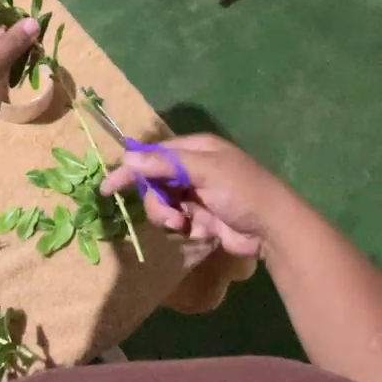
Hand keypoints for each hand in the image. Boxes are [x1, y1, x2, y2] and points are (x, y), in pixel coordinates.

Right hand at [99, 134, 288, 257]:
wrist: (273, 228)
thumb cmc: (242, 191)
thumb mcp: (205, 171)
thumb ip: (166, 165)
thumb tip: (128, 158)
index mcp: (196, 150)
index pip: (153, 155)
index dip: (131, 170)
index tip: (108, 188)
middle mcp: (194, 169)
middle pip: (155, 182)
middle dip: (157, 201)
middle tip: (170, 217)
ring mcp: (197, 194)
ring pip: (164, 204)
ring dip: (169, 217)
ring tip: (185, 226)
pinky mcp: (202, 218)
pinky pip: (178, 220)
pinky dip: (186, 227)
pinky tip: (203, 231)